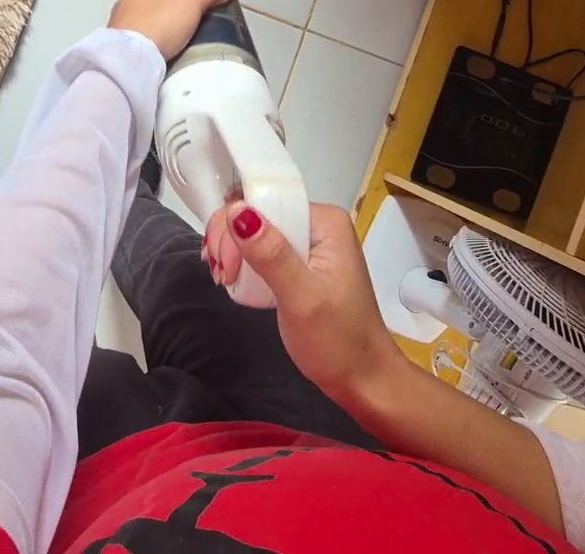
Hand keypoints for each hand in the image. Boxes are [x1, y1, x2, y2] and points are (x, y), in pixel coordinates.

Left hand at [108, 0, 233, 61]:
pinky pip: (138, 32)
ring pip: (141, 10)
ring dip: (155, 13)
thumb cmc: (160, 22)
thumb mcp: (190, 2)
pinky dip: (150, 33)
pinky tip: (161, 42)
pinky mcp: (121, 44)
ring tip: (175, 22)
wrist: (130, 60)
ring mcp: (121, 21)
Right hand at [203, 201, 406, 407]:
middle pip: (257, 214)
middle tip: (221, 277)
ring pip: (255, 232)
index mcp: (324, 220)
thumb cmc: (337, 341)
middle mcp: (317, 223)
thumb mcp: (301, 297)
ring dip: (232, 253)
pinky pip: (263, 250)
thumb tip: (237, 209)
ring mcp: (310, 243)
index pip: (264, 202)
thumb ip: (270, 254)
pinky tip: (232, 280)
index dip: (235, 226)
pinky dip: (243, 264)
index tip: (223, 265)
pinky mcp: (301, 263)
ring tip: (224, 280)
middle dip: (230, 241)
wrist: (363, 382)